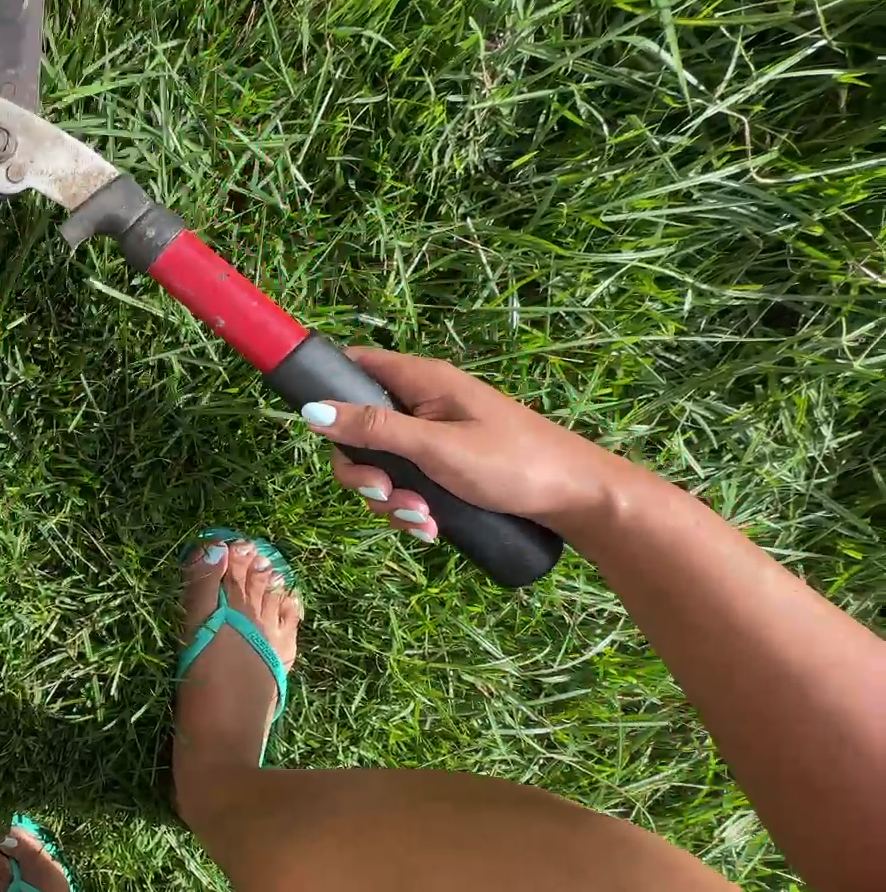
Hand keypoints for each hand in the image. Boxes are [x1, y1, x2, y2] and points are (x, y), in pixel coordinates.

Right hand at [303, 347, 636, 539]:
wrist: (580, 501)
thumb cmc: (515, 463)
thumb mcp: (436, 447)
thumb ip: (373, 429)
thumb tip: (312, 410)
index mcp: (420, 383)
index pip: (353, 366)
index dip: (325, 387)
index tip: (313, 422)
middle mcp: (418, 405)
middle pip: (354, 431)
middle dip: (362, 472)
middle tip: (384, 494)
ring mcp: (427, 437)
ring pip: (375, 465)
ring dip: (386, 498)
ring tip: (420, 518)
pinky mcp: (437, 466)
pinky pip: (399, 484)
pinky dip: (405, 507)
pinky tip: (428, 525)